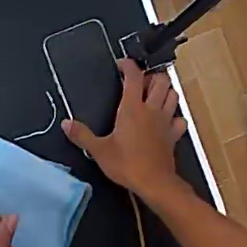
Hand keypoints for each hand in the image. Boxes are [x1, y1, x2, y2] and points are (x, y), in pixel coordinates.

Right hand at [63, 56, 189, 203]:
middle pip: (160, 81)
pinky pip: (180, 119)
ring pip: (173, 95)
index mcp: (132, 108)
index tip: (122, 64)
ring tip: (155, 95)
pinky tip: (168, 120)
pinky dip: (175, 115)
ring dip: (166, 90)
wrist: (154, 182)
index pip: (134, 76)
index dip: (129, 65)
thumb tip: (66, 123)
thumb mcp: (99, 150)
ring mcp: (166, 121)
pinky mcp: (174, 135)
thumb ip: (82, 135)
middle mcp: (152, 109)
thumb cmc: (126, 164)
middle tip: (141, 82)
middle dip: (152, 75)